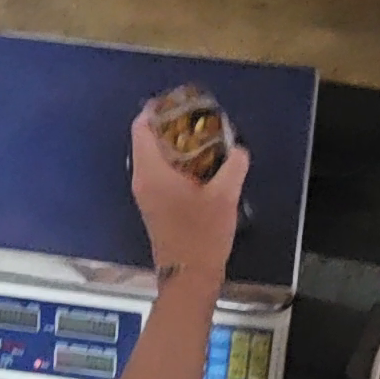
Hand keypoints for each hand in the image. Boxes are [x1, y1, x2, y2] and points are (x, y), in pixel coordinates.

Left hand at [129, 108, 248, 286]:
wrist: (189, 277)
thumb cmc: (202, 235)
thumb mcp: (224, 197)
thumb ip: (233, 166)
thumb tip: (238, 150)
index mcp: (151, 172)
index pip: (141, 128)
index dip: (155, 109)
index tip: (177, 101)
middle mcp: (142, 180)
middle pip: (147, 140)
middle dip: (170, 125)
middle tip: (197, 118)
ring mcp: (146, 194)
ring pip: (153, 157)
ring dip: (174, 145)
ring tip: (203, 139)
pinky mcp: (154, 206)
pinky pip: (159, 173)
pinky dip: (175, 163)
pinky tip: (201, 166)